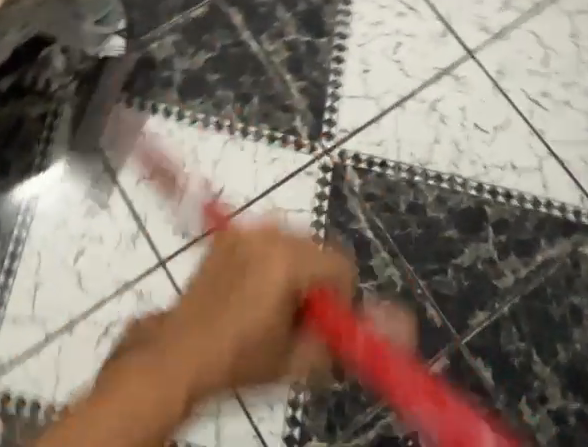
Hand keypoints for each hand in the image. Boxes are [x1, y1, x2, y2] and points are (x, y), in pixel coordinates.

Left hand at [108, 223, 409, 405]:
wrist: (183, 349)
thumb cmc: (242, 357)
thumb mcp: (302, 357)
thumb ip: (353, 336)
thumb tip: (405, 323)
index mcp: (286, 258)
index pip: (342, 266)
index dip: (341, 299)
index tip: (322, 324)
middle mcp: (266, 233)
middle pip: (318, 251)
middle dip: (317, 283)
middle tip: (298, 320)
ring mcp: (243, 230)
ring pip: (294, 245)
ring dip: (295, 272)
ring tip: (274, 308)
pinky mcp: (227, 234)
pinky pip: (267, 242)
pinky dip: (271, 262)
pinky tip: (254, 294)